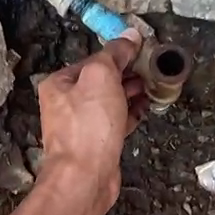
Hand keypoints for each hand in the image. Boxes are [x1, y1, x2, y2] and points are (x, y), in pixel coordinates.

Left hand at [36, 31, 146, 195]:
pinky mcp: (98, 143)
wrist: (85, 177)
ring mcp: (82, 124)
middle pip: (102, 80)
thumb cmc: (88, 127)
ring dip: (132, 92)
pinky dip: (132, 112)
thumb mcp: (101, 77)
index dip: (119, 54)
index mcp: (60, 83)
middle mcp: (67, 102)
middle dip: (128, 73)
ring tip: (154, 85)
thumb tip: (128, 37)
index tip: (142, 51)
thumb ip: (114, 54)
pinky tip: (146, 107)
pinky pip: (117, 120)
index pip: (94, 59)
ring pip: (111, 100)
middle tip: (152, 69)